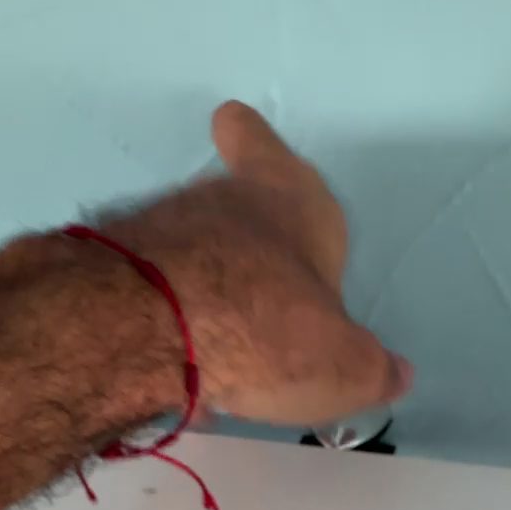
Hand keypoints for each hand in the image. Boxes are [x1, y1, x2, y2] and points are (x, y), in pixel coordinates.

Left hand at [100, 101, 412, 425]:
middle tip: (255, 297)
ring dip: (199, 289)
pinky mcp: (114, 269)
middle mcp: (224, 203)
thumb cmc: (268, 334)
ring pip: (186, 253)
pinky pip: (148, 291)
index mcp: (293, 207)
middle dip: (241, 247)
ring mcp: (160, 230)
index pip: (269, 149)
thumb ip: (371, 371)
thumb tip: (396, 375)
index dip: (257, 146)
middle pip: (230, 210)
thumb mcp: (343, 369)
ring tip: (215, 346)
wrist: (151, 336)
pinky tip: (172, 361)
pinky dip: (162, 319)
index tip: (238, 134)